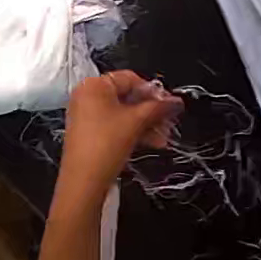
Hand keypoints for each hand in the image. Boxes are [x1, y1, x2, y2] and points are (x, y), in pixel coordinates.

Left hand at [59, 71, 182, 185]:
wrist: (83, 181)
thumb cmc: (106, 144)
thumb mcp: (136, 122)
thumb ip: (158, 108)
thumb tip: (177, 102)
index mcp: (94, 85)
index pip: (130, 78)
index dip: (153, 91)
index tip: (170, 105)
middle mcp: (87, 96)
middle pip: (127, 96)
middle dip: (151, 111)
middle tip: (170, 122)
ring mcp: (86, 114)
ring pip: (123, 113)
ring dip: (146, 124)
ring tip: (164, 138)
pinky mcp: (88, 132)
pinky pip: (115, 125)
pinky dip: (132, 131)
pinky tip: (152, 142)